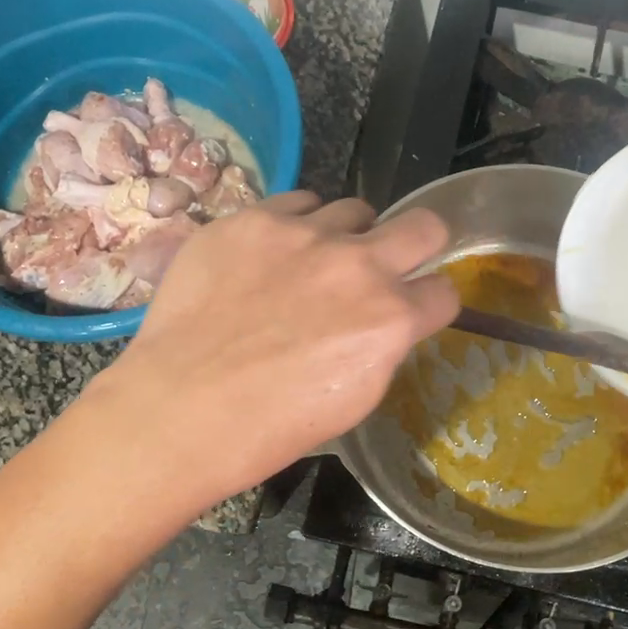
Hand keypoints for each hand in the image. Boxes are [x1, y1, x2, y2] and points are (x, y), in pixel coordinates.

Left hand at [101, 192, 457, 499]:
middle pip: (424, 225)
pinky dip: (296, 226)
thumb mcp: (355, 398)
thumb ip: (383, 346)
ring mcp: (303, 235)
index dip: (430, 303)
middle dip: (418, 244)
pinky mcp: (252, 220)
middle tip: (390, 263)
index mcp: (391, 319)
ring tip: (313, 265)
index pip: (444, 291)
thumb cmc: (274, 424)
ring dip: (347, 236)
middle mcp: (358, 265)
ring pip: (354, 209)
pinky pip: (296, 203)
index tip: (414, 309)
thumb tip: (384, 323)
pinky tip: (272, 257)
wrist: (183, 407)